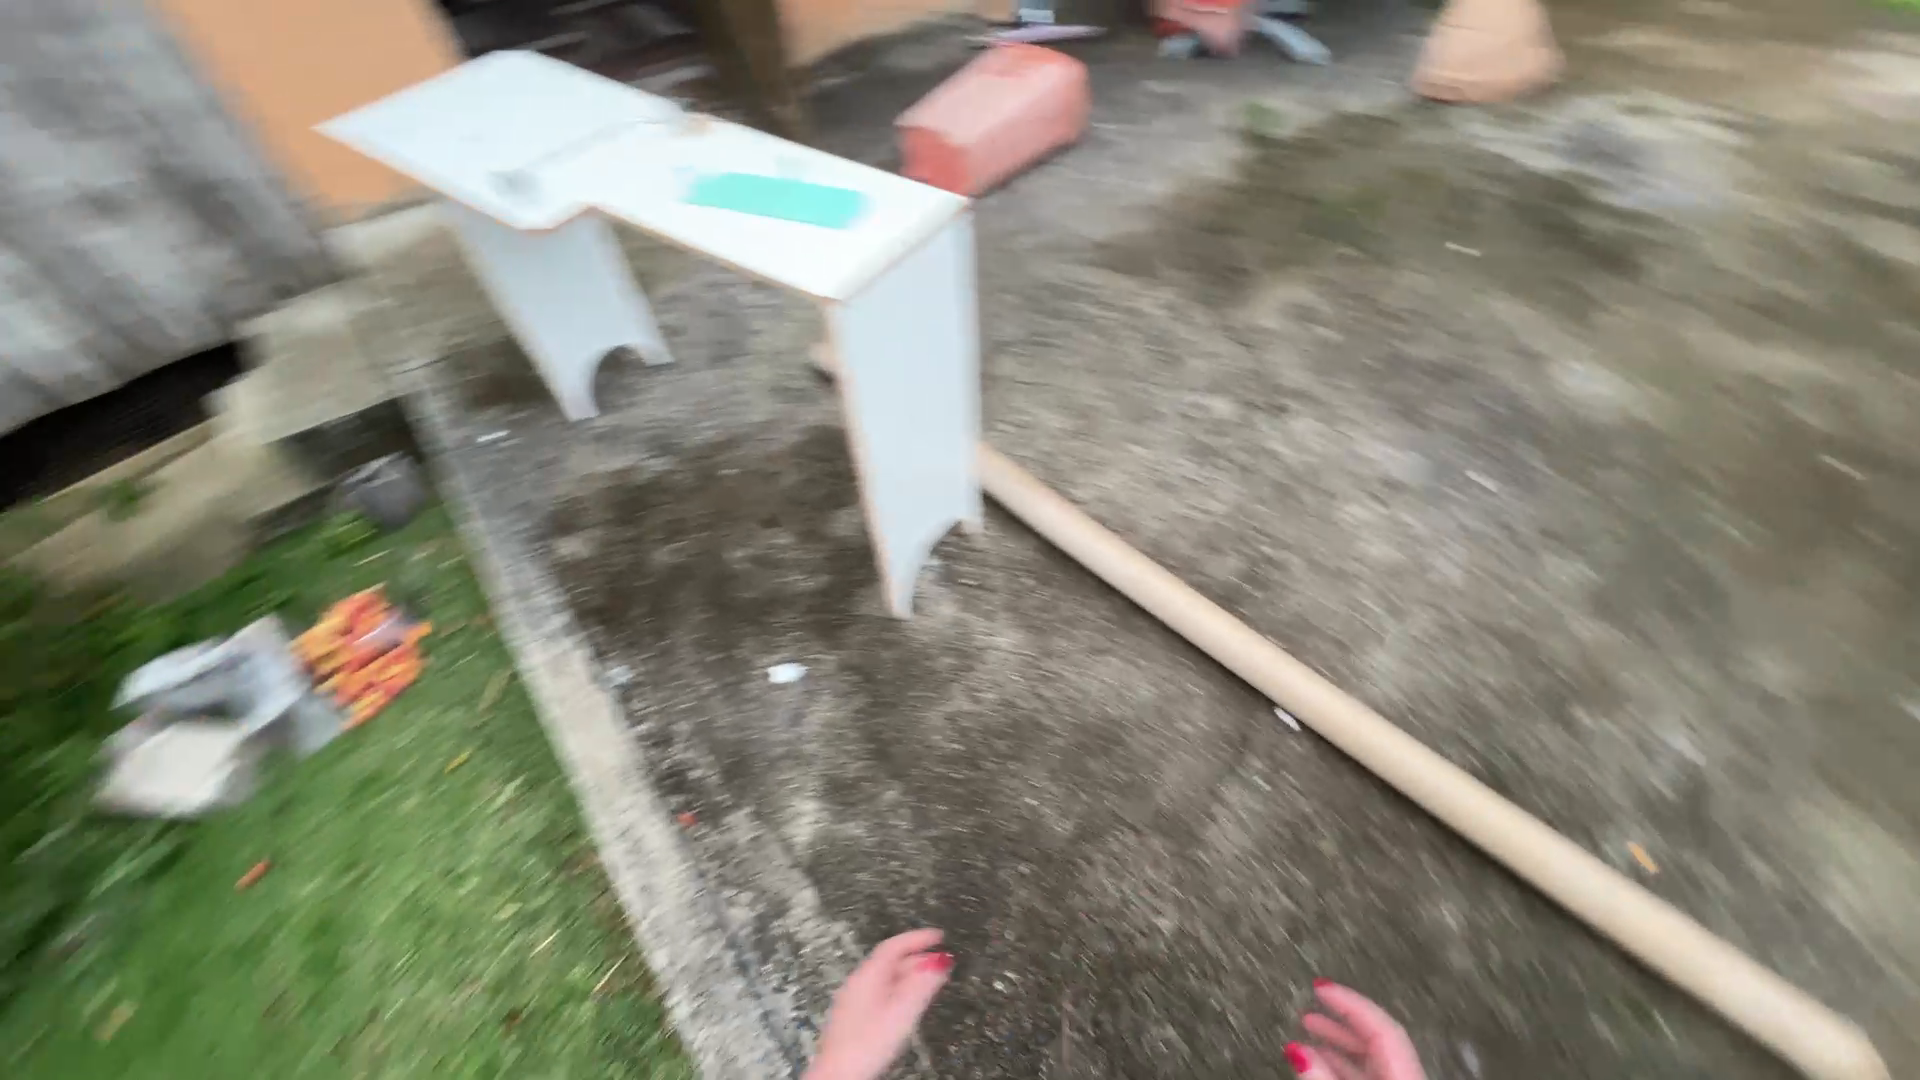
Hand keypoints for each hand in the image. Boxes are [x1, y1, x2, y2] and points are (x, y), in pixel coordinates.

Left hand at [803, 929, 953, 1079]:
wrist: (837, 1075)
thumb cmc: (867, 1044)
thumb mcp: (902, 1012)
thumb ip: (922, 985)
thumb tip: (939, 963)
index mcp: (868, 974)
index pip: (895, 945)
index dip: (918, 938)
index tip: (938, 936)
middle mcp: (858, 981)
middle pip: (890, 961)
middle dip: (917, 958)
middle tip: (940, 961)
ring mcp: (852, 999)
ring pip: (884, 978)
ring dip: (908, 975)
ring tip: (929, 981)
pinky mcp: (851, 1018)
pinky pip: (878, 992)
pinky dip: (897, 990)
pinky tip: (905, 1005)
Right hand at [1287, 980, 1426, 1079]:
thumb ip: (1327, 1077)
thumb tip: (1297, 1049)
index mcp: (1406, 1074)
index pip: (1382, 1027)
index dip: (1351, 1002)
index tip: (1320, 985)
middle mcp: (1406, 1076)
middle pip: (1377, 1039)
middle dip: (1341, 1018)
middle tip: (1310, 1000)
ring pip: (1372, 1058)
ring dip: (1337, 1041)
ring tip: (1307, 1028)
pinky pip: (1370, 1075)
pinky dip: (1343, 1063)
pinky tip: (1320, 1060)